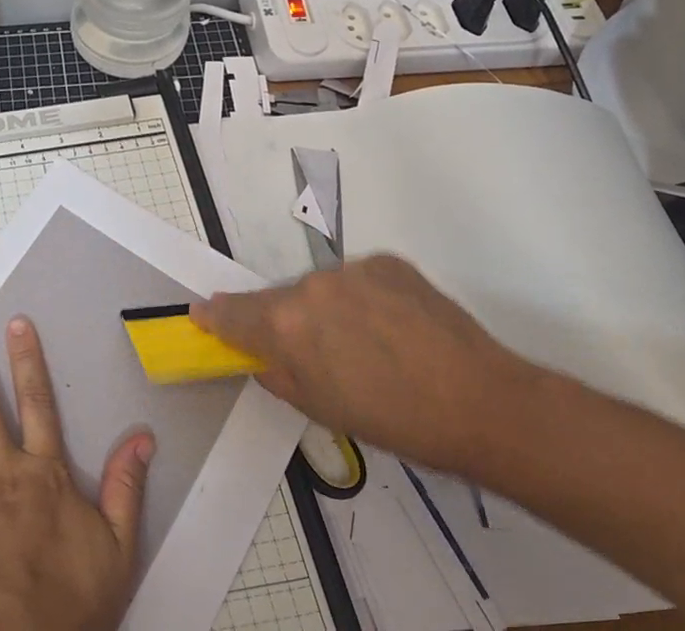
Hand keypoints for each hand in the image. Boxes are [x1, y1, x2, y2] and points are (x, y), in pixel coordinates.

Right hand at [191, 253, 534, 473]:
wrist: (481, 403)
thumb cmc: (394, 421)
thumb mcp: (319, 409)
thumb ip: (278, 374)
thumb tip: (263, 356)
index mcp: (286, 325)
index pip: (233, 313)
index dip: (215, 316)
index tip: (203, 315)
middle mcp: (311, 287)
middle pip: (279, 299)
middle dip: (282, 321)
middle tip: (307, 350)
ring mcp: (352, 270)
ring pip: (320, 288)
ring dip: (325, 310)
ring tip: (362, 344)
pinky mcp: (388, 263)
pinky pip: (357, 280)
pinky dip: (361, 299)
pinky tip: (389, 328)